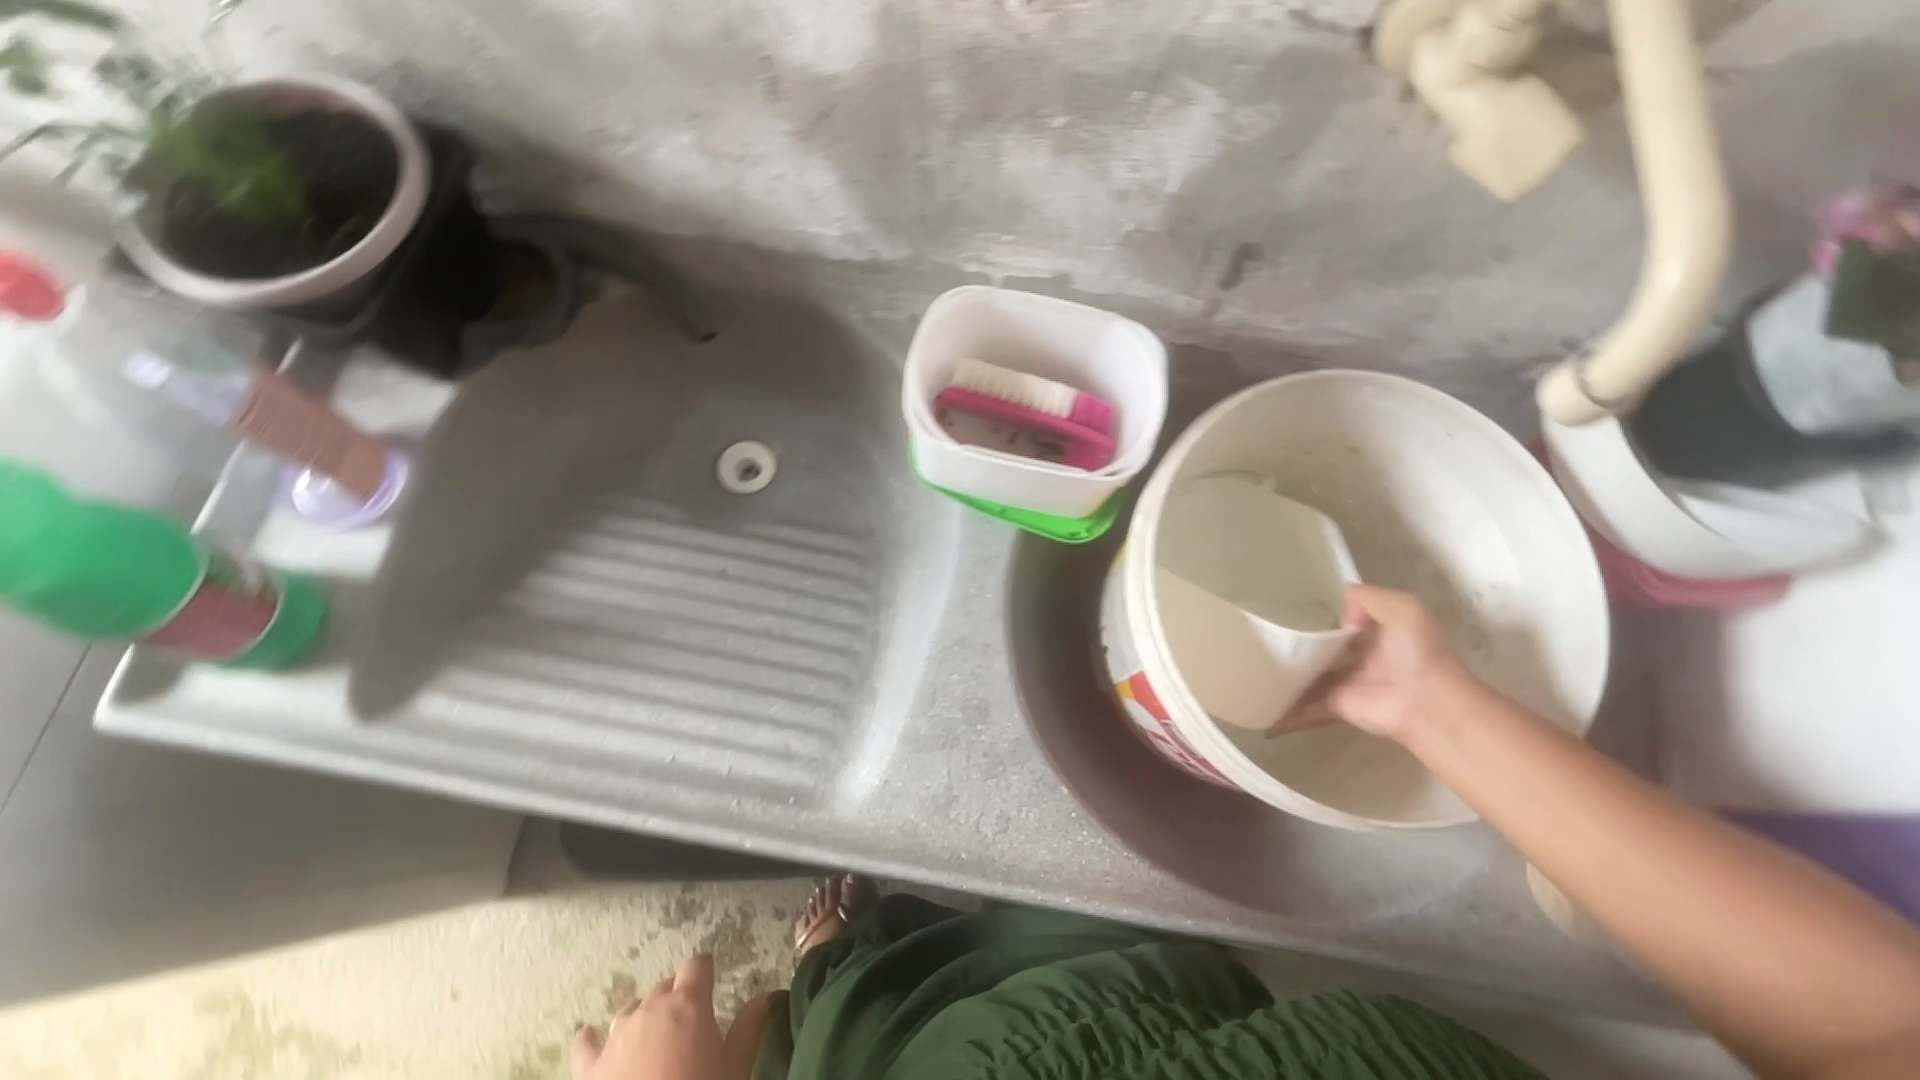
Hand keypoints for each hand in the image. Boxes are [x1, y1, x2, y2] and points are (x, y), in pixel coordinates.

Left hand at [572, 954, 772, 1079]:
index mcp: (688, 1004)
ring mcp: (615, 1037)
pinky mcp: (590, 1067)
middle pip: (665, 986)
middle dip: (678, 997)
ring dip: (644, 1016)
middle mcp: (649, 1009)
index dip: (705, 972)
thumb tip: (766, 996)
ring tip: (655, 1038)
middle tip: (691, 1025)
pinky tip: (589, 1036)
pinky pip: (586, 1042)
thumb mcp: (736, 1067)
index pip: (697, 965)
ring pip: (631, 1010)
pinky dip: (591, 1038)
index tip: (712, 985)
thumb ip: (749, 1027)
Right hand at [1274, 584, 1474, 743]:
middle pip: (1319, 648)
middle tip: (1261, 637)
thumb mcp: (1403, 607)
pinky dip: (1284, 715)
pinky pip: (1305, 708)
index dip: (1318, 613)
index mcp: (1376, 630)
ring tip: (1250, 670)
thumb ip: (1366, 597)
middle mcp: (1359, 655)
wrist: (1428, 702)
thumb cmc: (1417, 652)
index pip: (1340, 618)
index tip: (1286, 608)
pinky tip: (1262, 715)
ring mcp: (1346, 682)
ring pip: (1307, 678)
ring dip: (1285, 678)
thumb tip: (1337, 619)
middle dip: (1295, 644)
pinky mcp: (1337, 705)